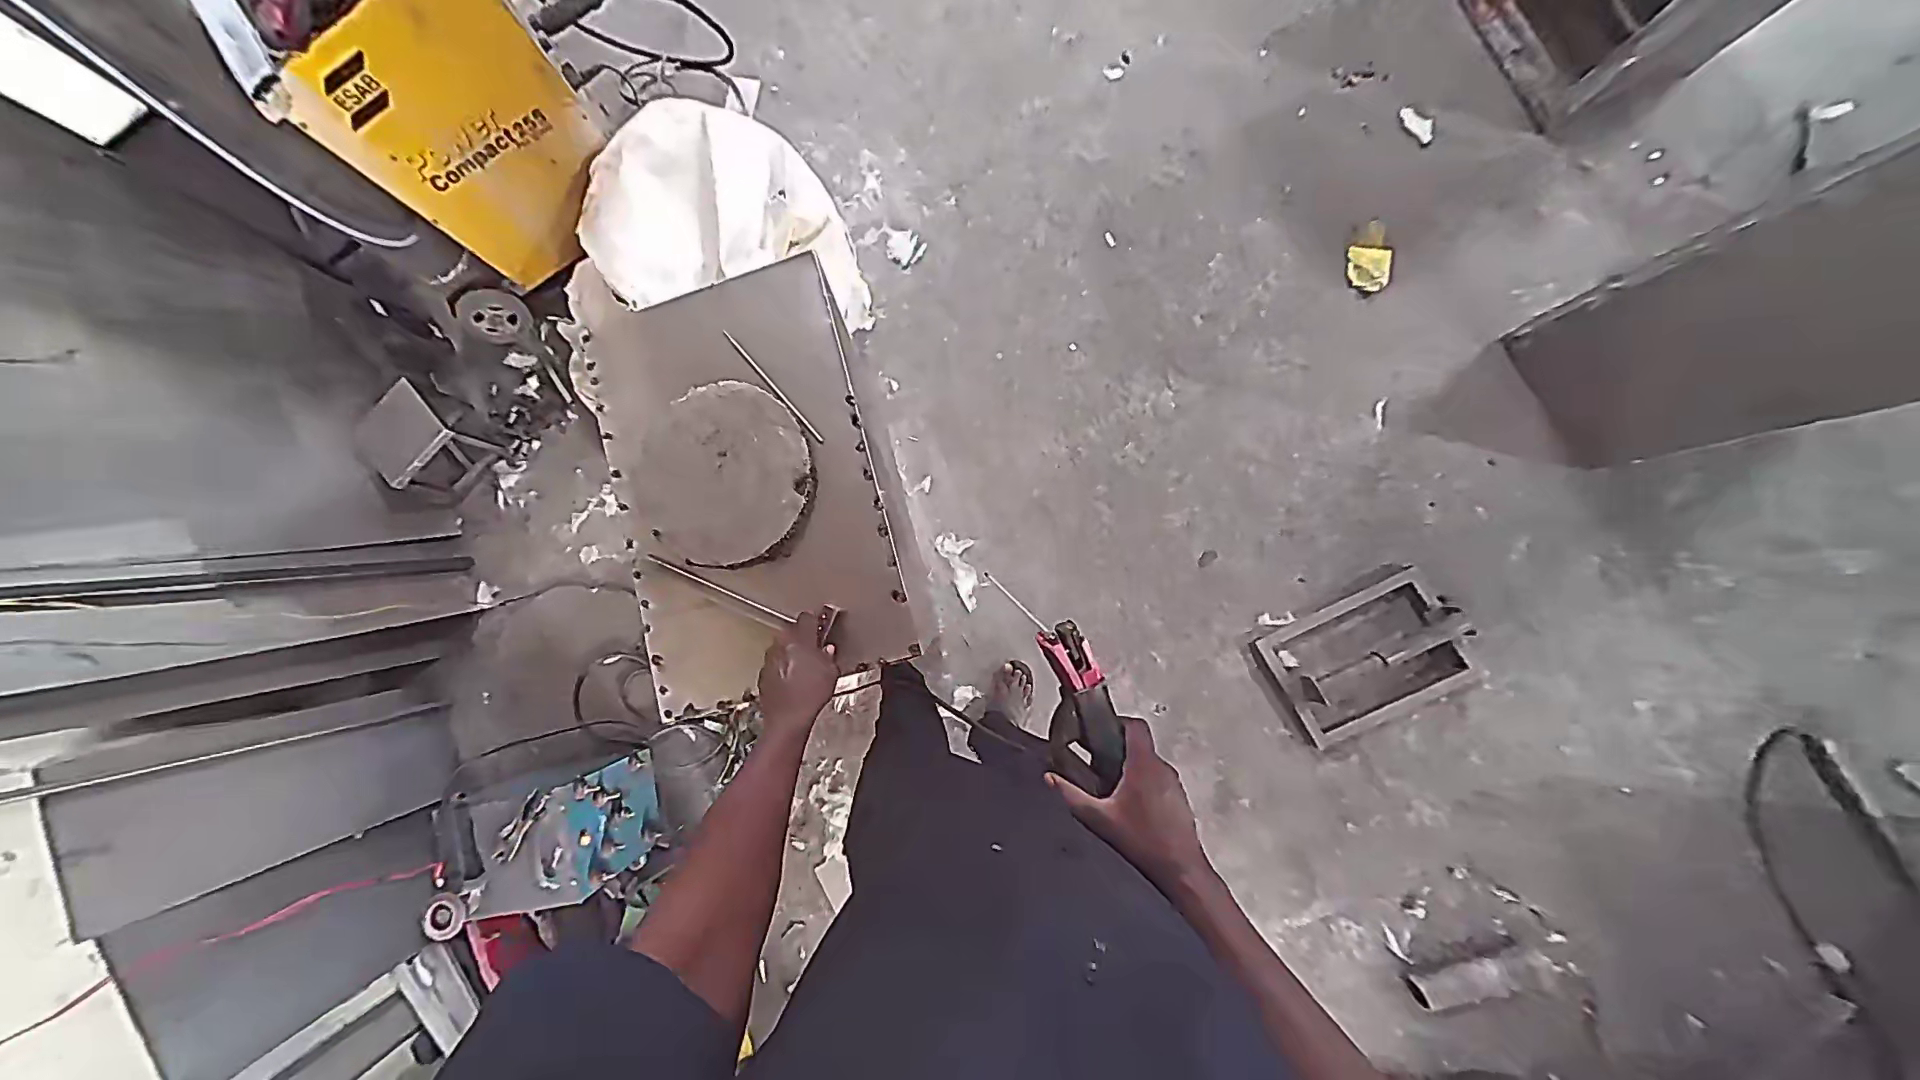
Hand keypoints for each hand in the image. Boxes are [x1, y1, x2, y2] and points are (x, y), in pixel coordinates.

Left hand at [755, 609, 837, 737]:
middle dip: (803, 638)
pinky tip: (793, 681)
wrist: (788, 722)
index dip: (817, 621)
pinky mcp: (763, 676)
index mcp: (800, 640)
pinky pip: (775, 664)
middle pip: (792, 632)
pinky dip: (783, 668)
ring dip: (791, 653)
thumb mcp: (831, 672)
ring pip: (782, 648)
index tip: (822, 624)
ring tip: (805, 668)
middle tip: (816, 648)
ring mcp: (769, 660)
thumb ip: (828, 655)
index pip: (807, 618)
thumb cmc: (811, 697)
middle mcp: (781, 645)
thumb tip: (827, 651)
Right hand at [1048, 717, 1207, 888]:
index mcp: (1143, 765)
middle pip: (1141, 745)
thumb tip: (1051, 779)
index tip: (1104, 730)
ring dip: (1133, 770)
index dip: (1118, 722)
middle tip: (1101, 763)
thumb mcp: (1098, 818)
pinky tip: (1133, 809)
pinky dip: (1146, 787)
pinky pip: (1161, 783)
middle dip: (1120, 751)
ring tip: (1114, 790)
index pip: (1136, 726)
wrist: (1181, 871)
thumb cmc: (1145, 842)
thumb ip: (1071, 795)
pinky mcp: (1180, 801)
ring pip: (1151, 765)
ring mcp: (1174, 785)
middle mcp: (1163, 769)